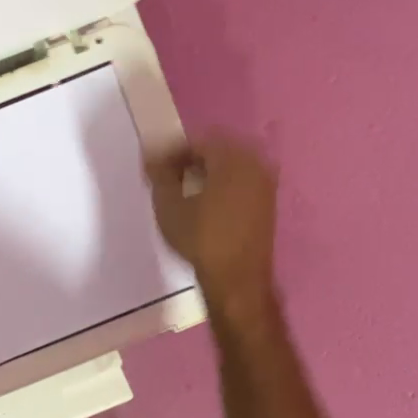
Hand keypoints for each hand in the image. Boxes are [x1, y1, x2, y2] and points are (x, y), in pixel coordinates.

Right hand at [148, 135, 279, 322]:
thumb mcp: (169, 206)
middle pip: (217, 149)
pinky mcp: (267, 200)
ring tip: (183, 191)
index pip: (198, 142)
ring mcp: (265, 182)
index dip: (171, 152)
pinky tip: (205, 202)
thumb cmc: (199, 238)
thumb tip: (150, 151)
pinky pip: (241, 179)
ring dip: (206, 172)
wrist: (236, 275)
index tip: (152, 169)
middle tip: (167, 177)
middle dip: (190, 159)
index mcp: (232, 158)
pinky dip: (222, 184)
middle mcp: (255, 163)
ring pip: (231, 165)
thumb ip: (160, 174)